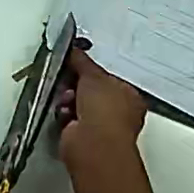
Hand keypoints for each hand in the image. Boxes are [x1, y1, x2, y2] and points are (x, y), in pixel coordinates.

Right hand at [55, 43, 146, 170]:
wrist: (93, 143)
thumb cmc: (103, 107)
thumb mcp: (92, 74)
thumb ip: (82, 60)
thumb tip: (74, 49)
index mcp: (129, 96)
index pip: (106, 78)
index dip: (89, 71)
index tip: (74, 64)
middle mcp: (118, 112)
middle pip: (89, 90)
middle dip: (75, 84)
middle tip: (67, 80)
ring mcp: (101, 127)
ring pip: (77, 103)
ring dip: (67, 98)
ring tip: (66, 99)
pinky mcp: (83, 137)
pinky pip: (69, 117)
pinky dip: (64, 113)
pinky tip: (64, 113)